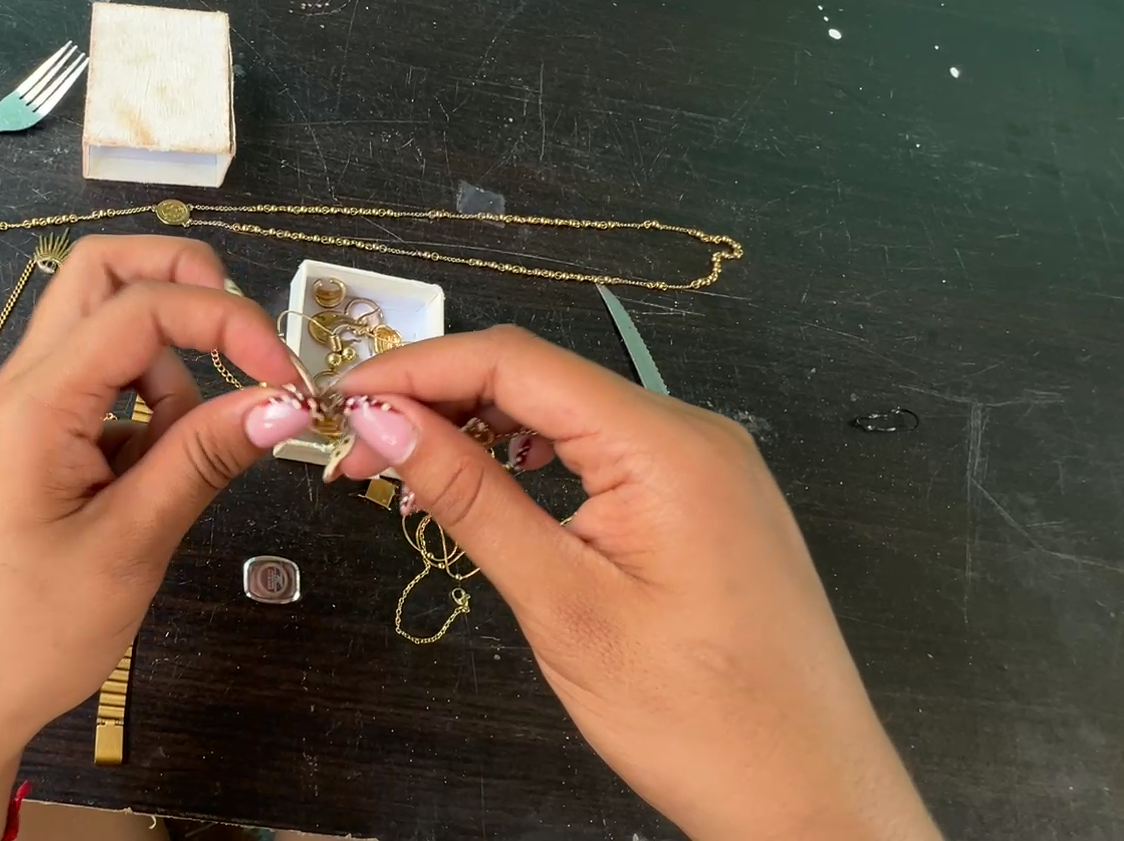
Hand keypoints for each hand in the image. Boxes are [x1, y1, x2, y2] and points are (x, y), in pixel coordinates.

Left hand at [0, 235, 305, 839]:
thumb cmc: (33, 631)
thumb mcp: (132, 543)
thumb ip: (205, 456)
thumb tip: (286, 400)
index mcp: (39, 399)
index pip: (141, 307)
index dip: (226, 319)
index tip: (287, 378)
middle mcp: (27, 381)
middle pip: (100, 271)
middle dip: (180, 279)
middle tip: (240, 338)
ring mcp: (30, 406)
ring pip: (105, 321)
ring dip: (167, 357)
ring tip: (178, 453)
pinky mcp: (42, 435)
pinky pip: (103, 379)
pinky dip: (147, 398)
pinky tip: (151, 470)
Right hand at [333, 326, 938, 840]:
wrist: (814, 811)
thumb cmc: (689, 716)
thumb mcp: (558, 600)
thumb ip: (467, 494)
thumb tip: (379, 419)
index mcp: (662, 442)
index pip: (513, 361)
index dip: (415, 367)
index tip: (341, 396)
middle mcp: (682, 426)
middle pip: (530, 375)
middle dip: (433, 397)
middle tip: (358, 446)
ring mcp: (690, 457)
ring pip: (551, 405)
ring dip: (468, 422)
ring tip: (403, 466)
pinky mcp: (686, 490)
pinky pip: (581, 441)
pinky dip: (513, 449)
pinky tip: (478, 478)